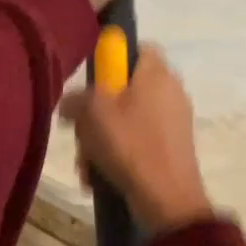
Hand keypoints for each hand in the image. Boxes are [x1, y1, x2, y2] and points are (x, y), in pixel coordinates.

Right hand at [60, 46, 211, 234]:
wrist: (167, 200)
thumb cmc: (129, 145)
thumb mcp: (91, 113)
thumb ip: (75, 97)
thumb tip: (71, 103)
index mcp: (156, 73)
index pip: (133, 46)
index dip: (108, 58)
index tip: (88, 80)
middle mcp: (170, 90)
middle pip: (123, 87)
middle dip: (95, 110)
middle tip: (80, 129)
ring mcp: (173, 120)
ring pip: (125, 118)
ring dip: (100, 138)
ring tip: (87, 162)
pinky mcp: (172, 147)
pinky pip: (135, 140)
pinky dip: (116, 154)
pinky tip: (99, 175)